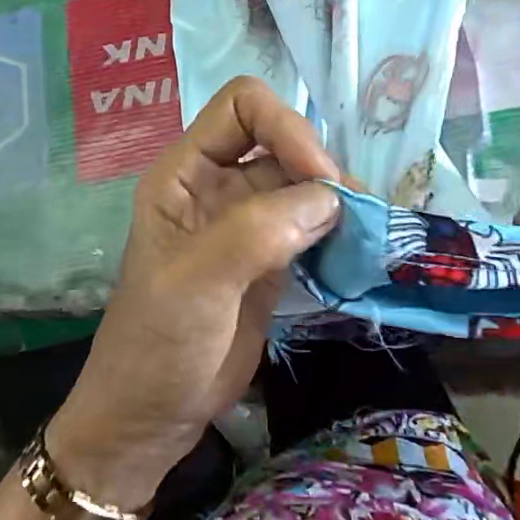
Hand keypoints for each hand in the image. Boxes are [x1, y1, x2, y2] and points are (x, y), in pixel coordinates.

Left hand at [47, 77, 341, 509]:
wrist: (151, 413)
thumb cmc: (157, 345)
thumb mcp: (196, 284)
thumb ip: (254, 233)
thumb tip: (329, 197)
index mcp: (183, 175)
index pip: (241, 107)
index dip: (285, 127)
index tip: (320, 177)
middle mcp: (214, 187)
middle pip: (279, 142)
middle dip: (320, 168)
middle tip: (357, 215)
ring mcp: (243, 224)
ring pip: (301, 185)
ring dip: (338, 202)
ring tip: (367, 236)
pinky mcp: (269, 261)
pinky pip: (312, 227)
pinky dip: (339, 233)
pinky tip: (360, 253)